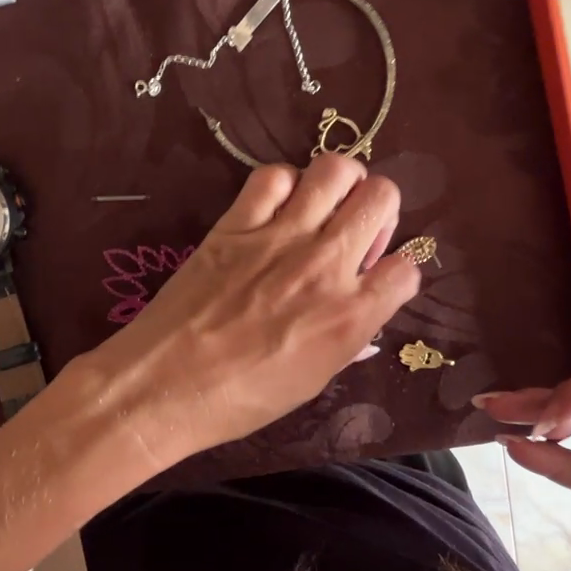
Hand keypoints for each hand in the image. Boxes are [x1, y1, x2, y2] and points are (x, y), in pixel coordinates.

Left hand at [70, 154, 419, 467]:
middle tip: (355, 231)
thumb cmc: (240, 400)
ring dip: (340, 183)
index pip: (406, 268)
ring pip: (335, 170)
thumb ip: (346, 340)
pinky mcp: (234, 225)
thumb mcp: (311, 382)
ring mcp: (278, 238)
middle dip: (379, 209)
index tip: (375, 279)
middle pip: (381, 197)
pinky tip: (275, 207)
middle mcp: (325, 266)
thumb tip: (362, 312)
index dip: (396, 272)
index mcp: (350, 316)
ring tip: (323, 205)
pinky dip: (283, 185)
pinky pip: (273, 177)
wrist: (164, 387)